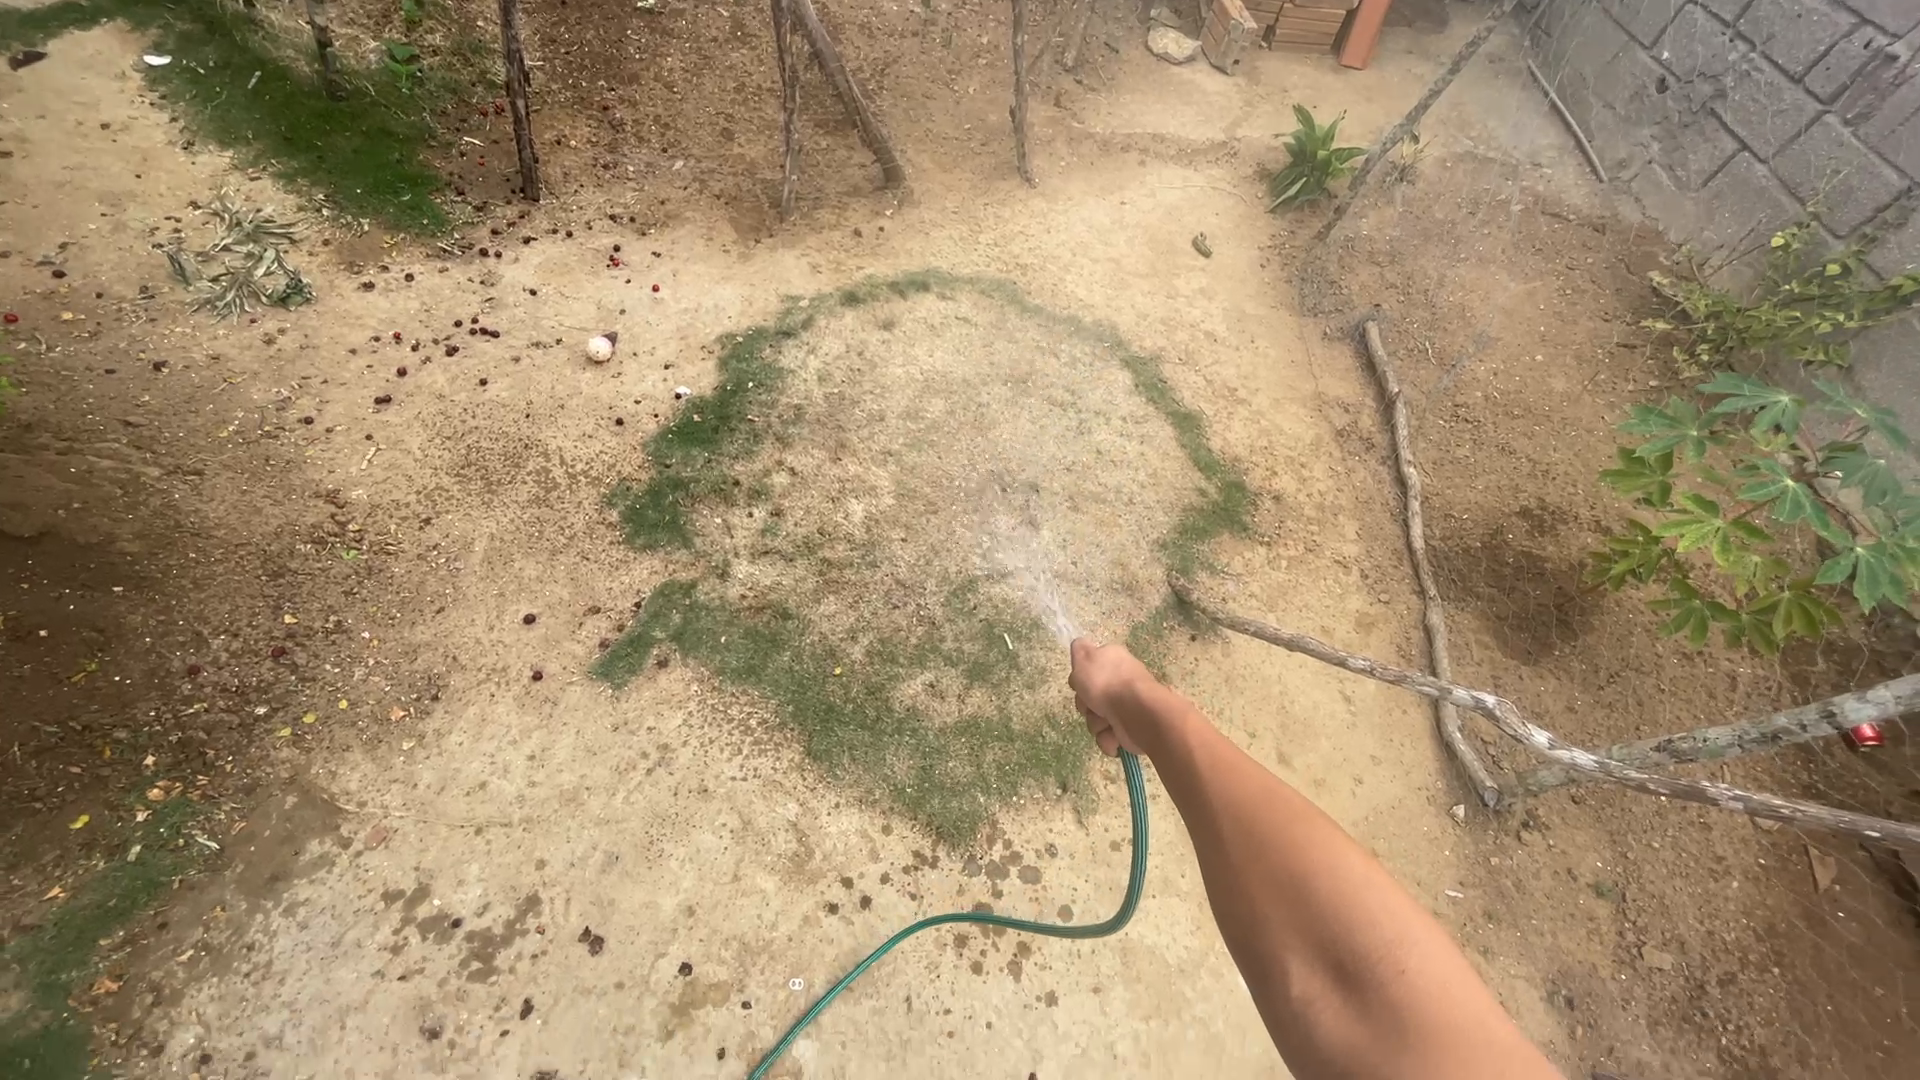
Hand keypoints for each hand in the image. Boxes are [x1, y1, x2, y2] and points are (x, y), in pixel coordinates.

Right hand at [1068, 638, 1156, 756]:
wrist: (1137, 712)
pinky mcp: (1129, 728)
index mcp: (1112, 661)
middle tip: (1091, 704)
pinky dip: (1108, 738)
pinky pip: (1107, 736)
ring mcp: (1126, 706)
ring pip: (1095, 719)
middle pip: (1089, 697)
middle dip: (1086, 705)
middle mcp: (1120, 682)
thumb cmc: (1107, 683)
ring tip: (1106, 721)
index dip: (1080, 680)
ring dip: (1096, 723)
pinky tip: (1113, 734)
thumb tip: (1080, 645)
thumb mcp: (1085, 657)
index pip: (1088, 671)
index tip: (1079, 684)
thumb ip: (1079, 649)